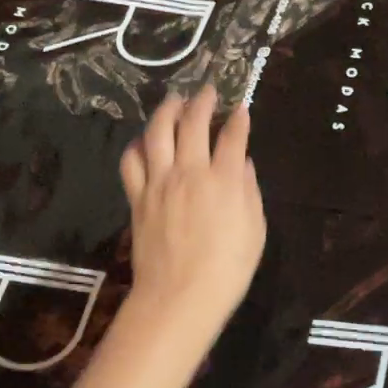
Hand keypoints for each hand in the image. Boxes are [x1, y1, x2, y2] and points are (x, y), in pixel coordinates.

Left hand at [119, 85, 266, 329]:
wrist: (181, 297)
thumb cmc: (228, 268)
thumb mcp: (255, 229)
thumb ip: (248, 191)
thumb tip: (241, 164)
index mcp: (224, 180)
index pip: (233, 136)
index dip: (238, 118)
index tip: (241, 107)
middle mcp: (190, 172)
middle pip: (192, 123)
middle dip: (202, 102)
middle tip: (207, 91)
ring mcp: (159, 182)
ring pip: (157, 132)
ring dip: (166, 110)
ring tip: (173, 101)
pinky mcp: (138, 197)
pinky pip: (132, 160)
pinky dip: (138, 144)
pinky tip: (145, 141)